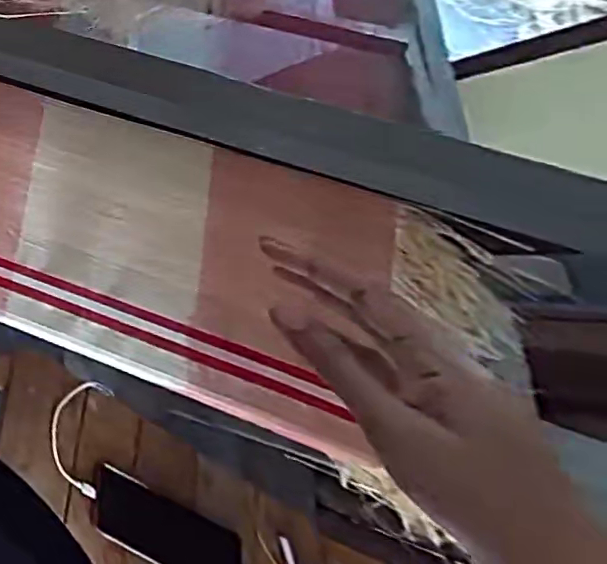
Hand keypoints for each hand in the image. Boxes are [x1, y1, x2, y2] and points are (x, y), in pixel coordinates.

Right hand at [264, 237, 604, 562]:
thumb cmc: (471, 492)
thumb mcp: (394, 429)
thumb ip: (337, 366)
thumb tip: (282, 307)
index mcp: (442, 364)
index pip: (371, 298)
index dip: (318, 267)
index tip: (270, 247)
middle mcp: (447, 368)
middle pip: (376, 312)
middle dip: (320, 282)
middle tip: (268, 258)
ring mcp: (448, 393)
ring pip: (379, 340)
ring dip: (330, 313)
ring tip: (283, 294)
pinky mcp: (443, 416)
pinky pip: (386, 368)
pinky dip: (346, 348)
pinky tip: (320, 347)